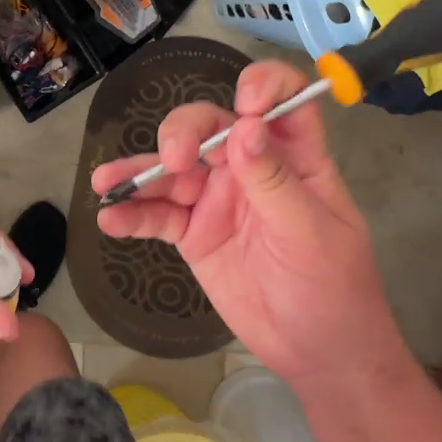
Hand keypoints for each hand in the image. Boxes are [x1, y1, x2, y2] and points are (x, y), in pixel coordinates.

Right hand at [89, 61, 400, 381]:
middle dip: (183, 133)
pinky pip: (157, 214)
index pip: (282, 100)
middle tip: (174, 161)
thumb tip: (245, 127)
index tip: (244, 102)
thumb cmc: (334, 289)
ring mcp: (216, 197)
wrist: (316, 355)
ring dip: (138, 170)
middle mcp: (248, 165)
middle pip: (209, 125)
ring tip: (107, 180)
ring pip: (172, 167)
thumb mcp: (312, 234)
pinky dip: (132, 214)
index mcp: (293, 157)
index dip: (263, 86)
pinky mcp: (192, 232)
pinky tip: (110, 218)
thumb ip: (274, 181)